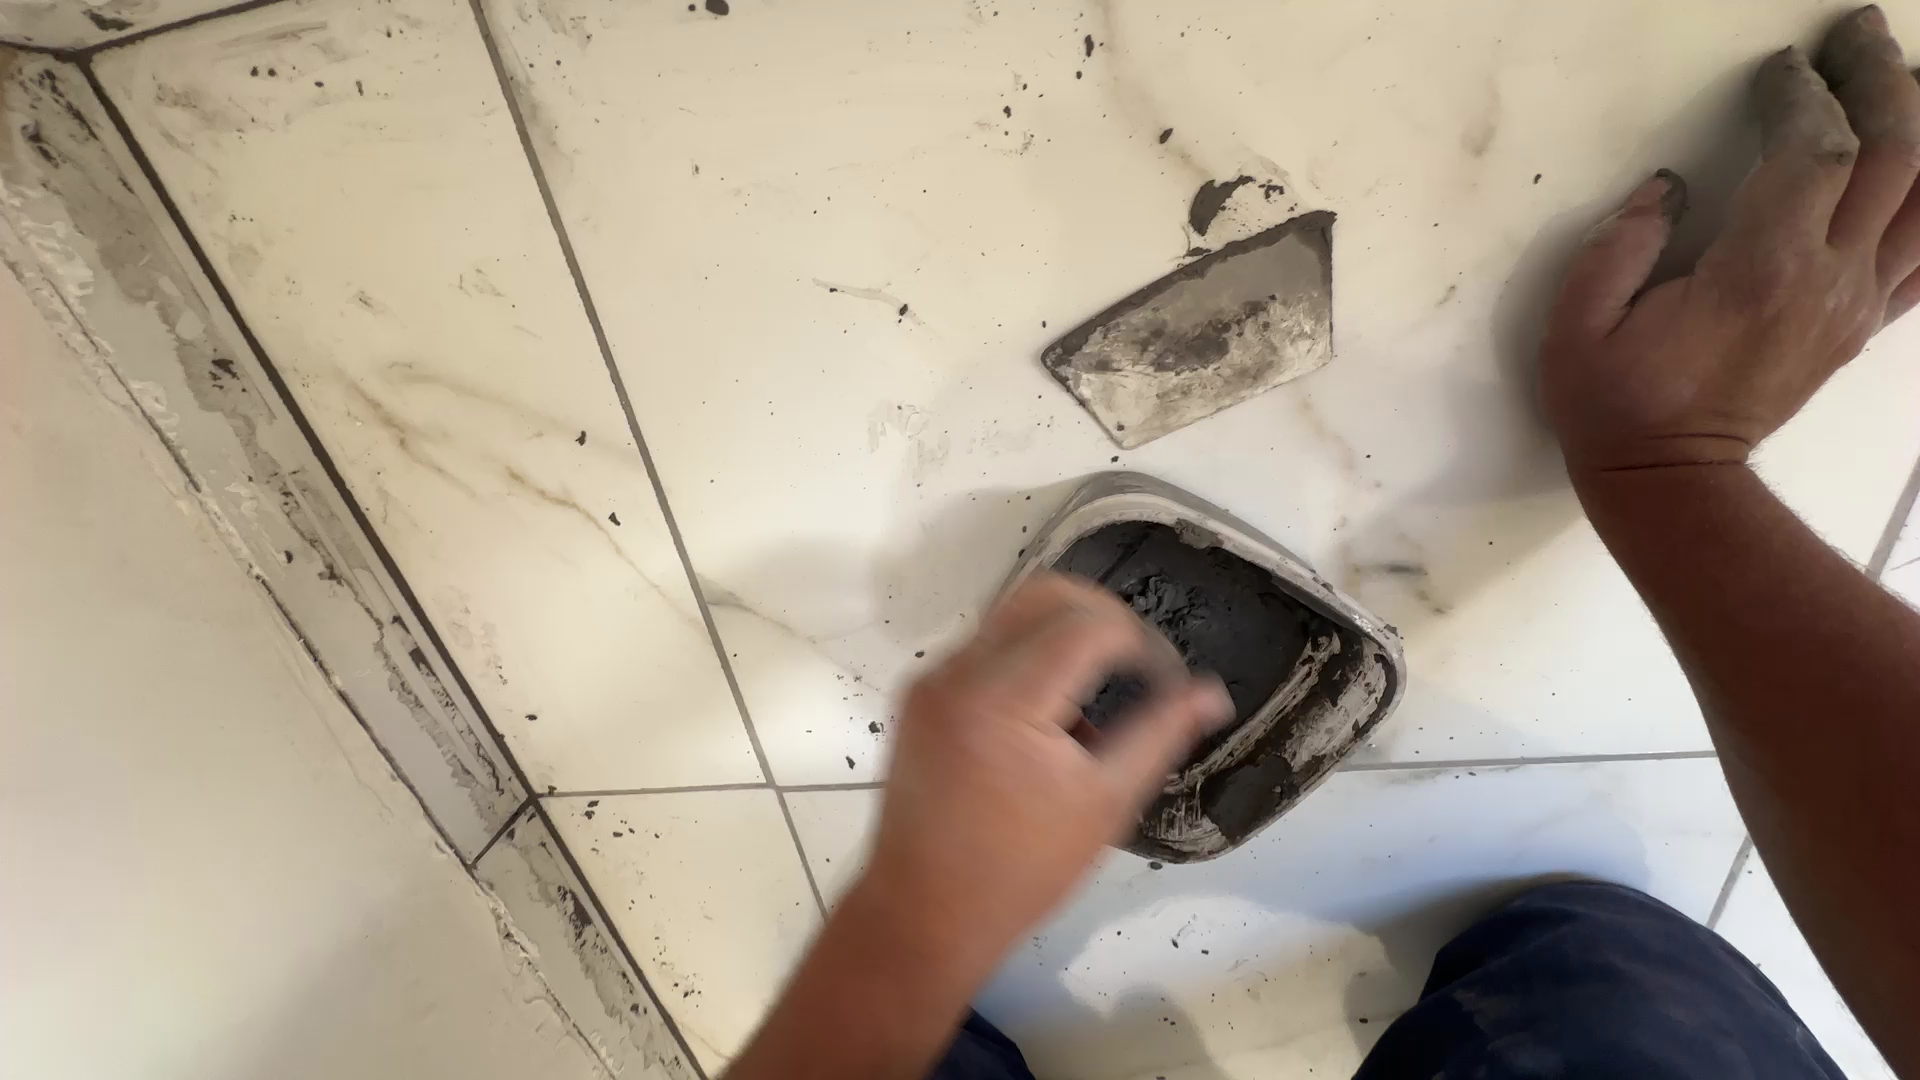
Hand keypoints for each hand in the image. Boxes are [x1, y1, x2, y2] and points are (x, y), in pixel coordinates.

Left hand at [855, 573, 1232, 977]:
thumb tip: (1211, 693)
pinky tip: (1047, 714)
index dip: (1142, 641)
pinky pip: (984, 645)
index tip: (1166, 678)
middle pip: (1044, 592)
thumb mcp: (1106, 803)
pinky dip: (1026, 656)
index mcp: (1004, 699)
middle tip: (1138, 660)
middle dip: (1103, 614)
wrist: (922, 910)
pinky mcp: (919, 690)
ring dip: (1063, 633)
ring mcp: (932, 676)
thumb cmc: (1020, 870)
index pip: (1088, 625)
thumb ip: (1161, 734)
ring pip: (1011, 613)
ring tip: (1093, 694)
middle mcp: (959, 670)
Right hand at [1540, 5, 1919, 476]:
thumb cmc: (1607, 404)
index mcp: (1756, 273)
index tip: (1775, 71)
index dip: (1801, 99)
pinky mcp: (1863, 323)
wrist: (1663, 475)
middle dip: (1881, 82)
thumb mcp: (1574, 331)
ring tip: (1898, 83)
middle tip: (1853, 38)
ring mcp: (1859, 302)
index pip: (1812, 154)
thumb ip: (1616, 252)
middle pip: (1898, 152)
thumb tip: (1665, 188)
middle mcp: (1828, 277)